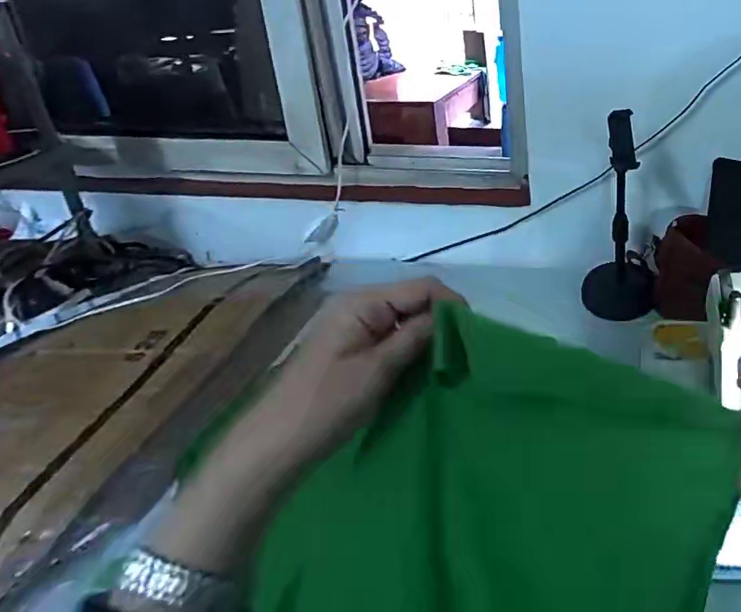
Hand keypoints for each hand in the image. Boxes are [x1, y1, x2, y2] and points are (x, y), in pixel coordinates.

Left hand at [142, 277, 463, 577]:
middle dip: (441, 322)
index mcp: (363, 301)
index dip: (451, 305)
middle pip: (414, 300)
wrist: (267, 453)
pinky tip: (421, 371)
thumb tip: (451, 316)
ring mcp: (352, 327)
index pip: (422, 287)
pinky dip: (409, 350)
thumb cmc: (324, 407)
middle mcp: (358, 305)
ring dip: (426, 338)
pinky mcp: (349, 349)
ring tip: (447, 364)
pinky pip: (390, 337)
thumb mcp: (377, 371)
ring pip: (404, 320)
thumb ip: (416, 337)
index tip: (473, 335)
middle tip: (463, 352)